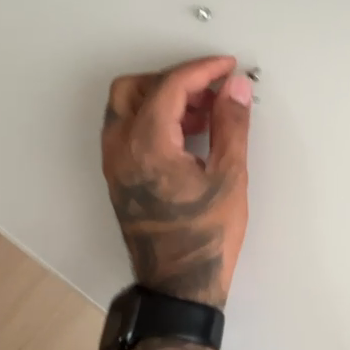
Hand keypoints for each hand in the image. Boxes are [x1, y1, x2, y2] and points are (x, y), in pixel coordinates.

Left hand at [102, 56, 251, 307]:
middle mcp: (121, 149)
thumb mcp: (229, 176)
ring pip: (128, 107)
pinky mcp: (120, 176)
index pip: (170, 86)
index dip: (202, 69)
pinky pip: (129, 129)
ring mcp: (115, 163)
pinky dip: (154, 119)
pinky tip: (188, 133)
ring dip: (164, 98)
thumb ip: (231, 125)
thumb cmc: (204, 236)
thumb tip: (234, 88)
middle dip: (176, 79)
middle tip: (212, 88)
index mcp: (146, 145)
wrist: (180, 282)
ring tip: (206, 112)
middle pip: (136, 87)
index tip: (227, 67)